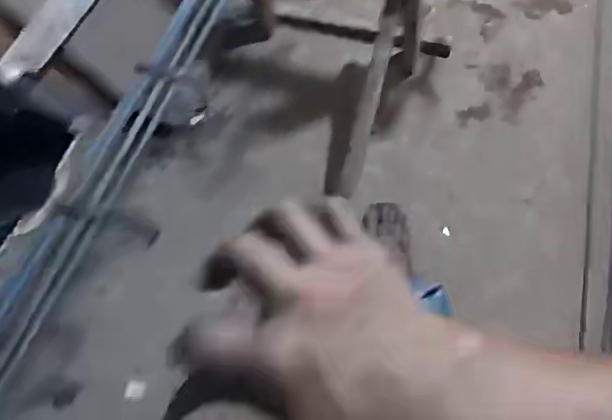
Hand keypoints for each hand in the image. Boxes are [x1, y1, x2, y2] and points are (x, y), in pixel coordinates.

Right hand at [177, 199, 460, 419]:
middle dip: (219, 259)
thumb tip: (206, 409)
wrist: (427, 381)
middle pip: (243, 250)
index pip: (202, 337)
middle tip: (218, 278)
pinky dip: (320, 212)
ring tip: (265, 238)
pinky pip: (337, 211)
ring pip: (288, 214)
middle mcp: (297, 293)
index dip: (185, 342)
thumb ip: (246, 408)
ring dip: (267, 222)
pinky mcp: (368, 247)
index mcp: (271, 350)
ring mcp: (335, 262)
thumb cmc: (359, 415)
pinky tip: (316, 228)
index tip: (187, 349)